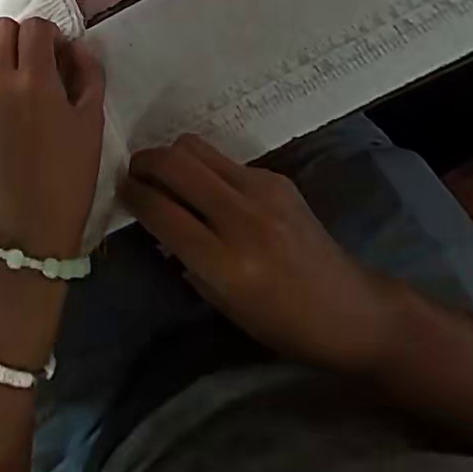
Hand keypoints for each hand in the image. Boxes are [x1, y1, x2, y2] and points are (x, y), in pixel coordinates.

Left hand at [0, 17, 106, 259]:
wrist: (26, 229)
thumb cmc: (69, 175)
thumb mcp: (92, 121)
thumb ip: (88, 73)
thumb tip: (74, 47)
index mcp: (33, 80)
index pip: (34, 26)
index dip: (51, 34)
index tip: (59, 56)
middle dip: (22, 39)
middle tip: (39, 67)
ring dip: (5, 69)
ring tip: (23, 106)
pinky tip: (7, 131)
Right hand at [120, 135, 407, 374]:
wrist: (350, 308)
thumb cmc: (280, 323)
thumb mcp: (221, 301)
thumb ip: (182, 256)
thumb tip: (152, 216)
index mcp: (226, 262)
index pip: (161, 211)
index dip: (132, 194)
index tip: (122, 190)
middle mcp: (243, 218)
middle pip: (175, 164)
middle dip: (145, 162)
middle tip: (135, 172)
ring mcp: (264, 191)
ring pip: (196, 148)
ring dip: (171, 157)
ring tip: (166, 174)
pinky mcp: (277, 178)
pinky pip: (224, 160)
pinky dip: (204, 169)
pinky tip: (209, 191)